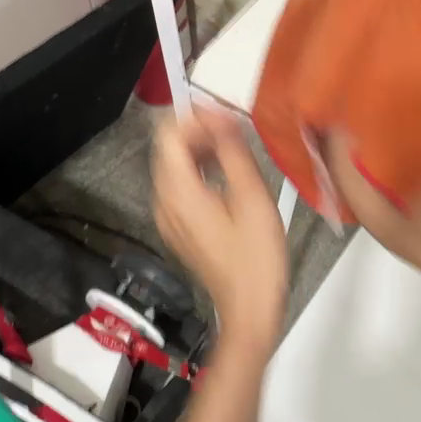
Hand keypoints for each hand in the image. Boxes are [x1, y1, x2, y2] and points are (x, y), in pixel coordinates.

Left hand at [152, 107, 287, 351]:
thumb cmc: (256, 256)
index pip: (168, 135)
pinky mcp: (180, 228)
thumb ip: (233, 151)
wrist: (250, 308)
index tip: (225, 113)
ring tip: (236, 147)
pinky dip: (200, 171)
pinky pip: (181, 187)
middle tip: (235, 128)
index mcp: (178, 192)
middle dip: (198, 130)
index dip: (194, 116)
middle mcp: (164, 202)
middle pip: (169, 149)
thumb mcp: (252, 196)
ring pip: (175, 167)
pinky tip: (228, 175)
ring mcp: (169, 217)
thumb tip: (221, 117)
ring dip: (201, 149)